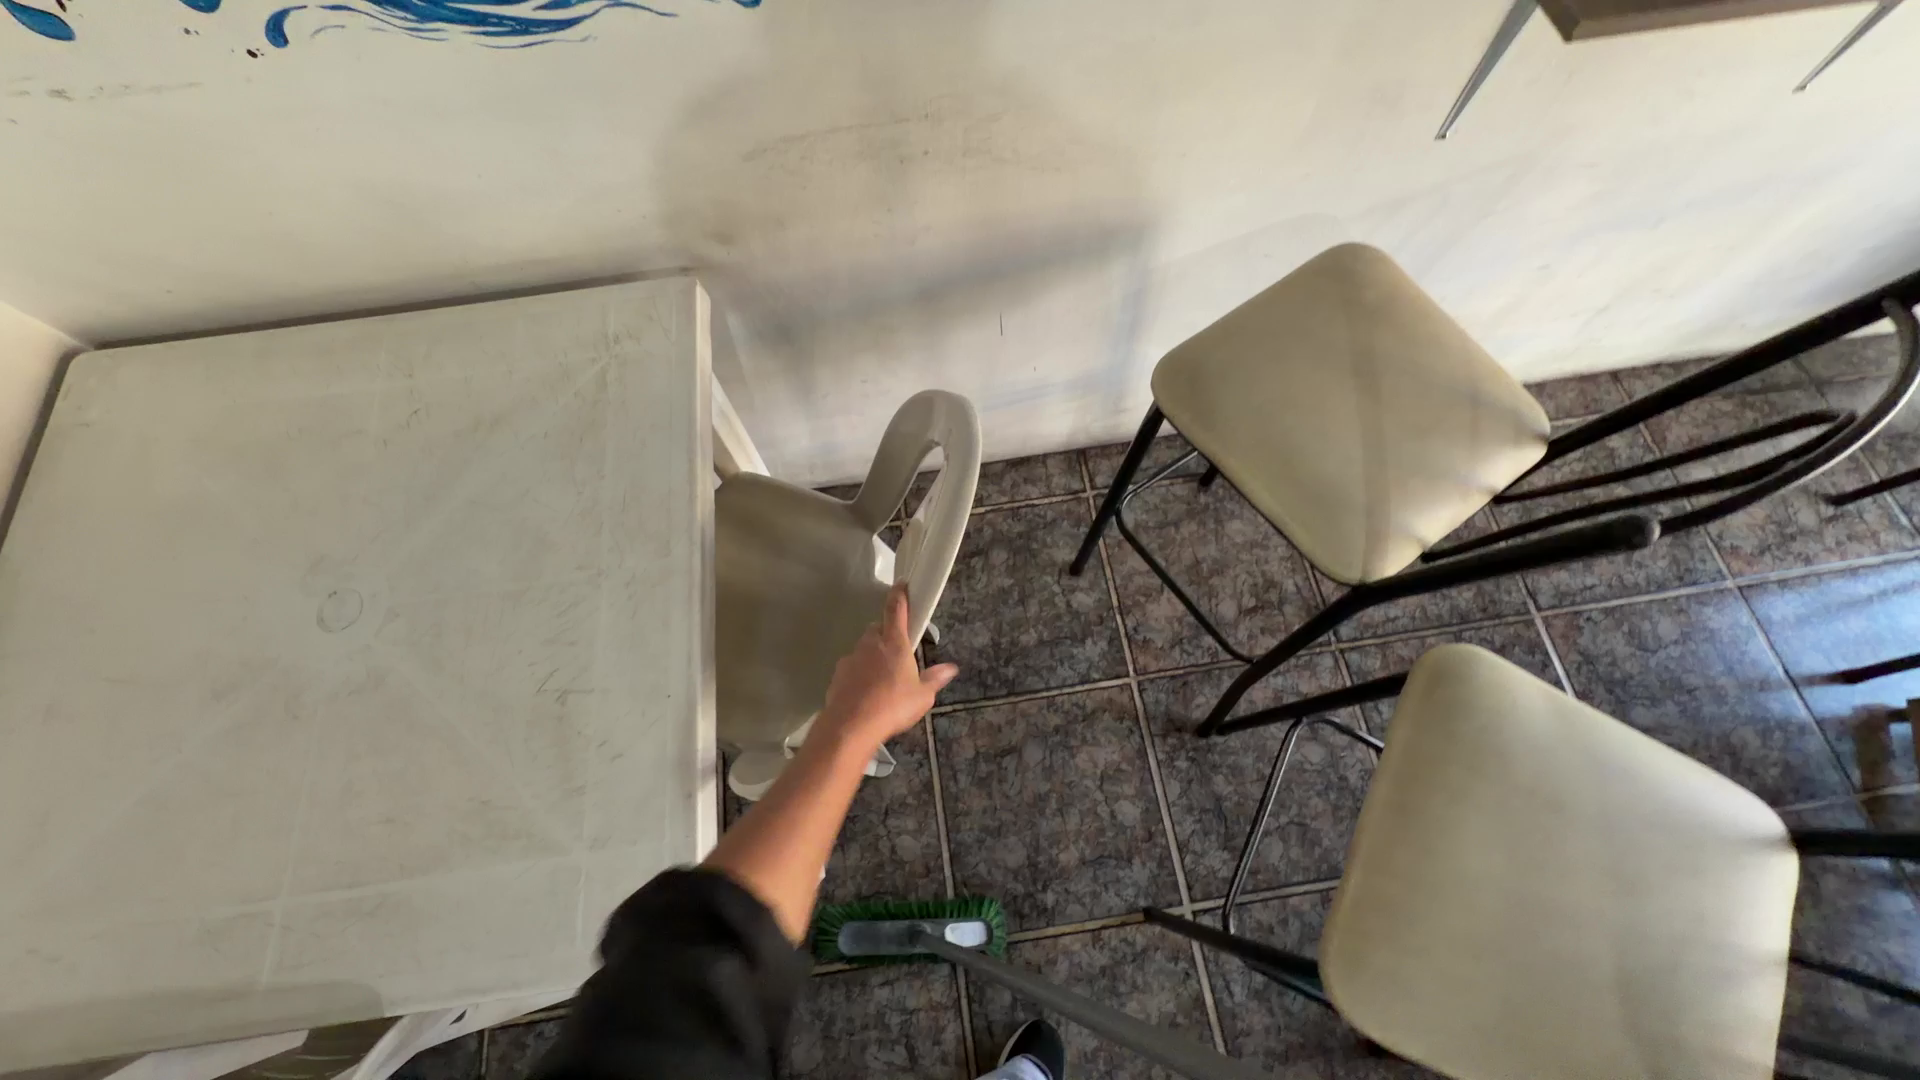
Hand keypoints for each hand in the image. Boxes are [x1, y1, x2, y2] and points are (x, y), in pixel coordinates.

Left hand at [816, 584, 958, 748]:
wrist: (850, 725)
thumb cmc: (892, 706)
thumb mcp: (922, 696)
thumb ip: (934, 679)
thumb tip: (950, 668)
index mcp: (894, 643)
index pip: (896, 610)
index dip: (900, 595)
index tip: (901, 584)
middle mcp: (871, 644)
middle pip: (878, 628)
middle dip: (887, 633)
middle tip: (898, 650)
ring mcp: (852, 658)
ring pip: (864, 647)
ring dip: (873, 654)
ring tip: (882, 677)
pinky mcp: (838, 674)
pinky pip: (852, 666)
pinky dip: (859, 672)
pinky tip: (866, 691)